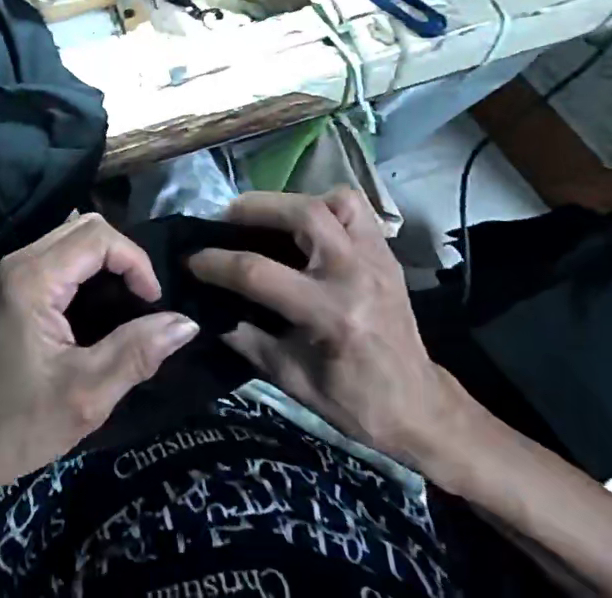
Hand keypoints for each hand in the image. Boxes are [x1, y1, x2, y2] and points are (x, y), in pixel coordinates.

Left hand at [0, 212, 200, 492]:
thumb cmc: (20, 424)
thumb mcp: (87, 394)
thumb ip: (137, 351)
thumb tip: (187, 322)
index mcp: (32, 279)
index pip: (97, 236)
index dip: (135, 261)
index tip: (154, 304)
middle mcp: (17, 264)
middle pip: (82, 226)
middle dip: (122, 255)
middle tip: (143, 301)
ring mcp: (8, 275)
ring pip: (67, 238)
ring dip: (104, 260)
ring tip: (126, 303)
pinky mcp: (8, 290)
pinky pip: (54, 257)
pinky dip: (84, 268)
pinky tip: (98, 305)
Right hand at [188, 189, 466, 463]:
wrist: (421, 410)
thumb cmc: (353, 401)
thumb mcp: (288, 377)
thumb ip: (243, 336)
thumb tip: (202, 307)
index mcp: (330, 314)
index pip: (258, 272)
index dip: (215, 263)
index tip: (190, 259)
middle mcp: (355, 275)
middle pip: (301, 214)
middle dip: (253, 209)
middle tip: (225, 219)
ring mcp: (377, 259)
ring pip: (333, 201)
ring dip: (292, 201)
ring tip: (267, 217)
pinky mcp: (385, 254)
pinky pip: (355, 208)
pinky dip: (325, 205)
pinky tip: (304, 224)